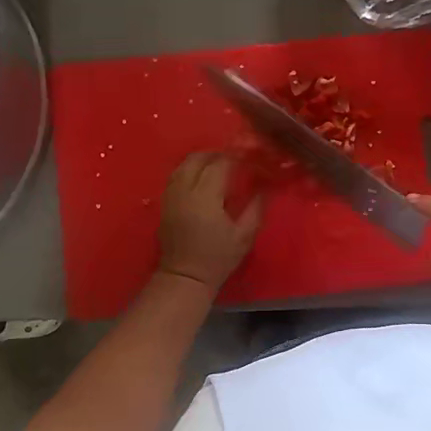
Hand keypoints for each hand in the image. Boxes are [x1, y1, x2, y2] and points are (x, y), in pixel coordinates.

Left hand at [157, 152, 262, 291]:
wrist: (185, 277)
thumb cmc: (217, 259)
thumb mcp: (244, 235)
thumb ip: (256, 207)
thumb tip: (265, 186)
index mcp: (205, 196)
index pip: (221, 164)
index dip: (236, 157)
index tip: (250, 157)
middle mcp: (185, 190)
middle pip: (197, 158)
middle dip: (216, 154)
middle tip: (234, 159)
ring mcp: (171, 195)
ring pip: (183, 165)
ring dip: (201, 160)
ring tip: (217, 166)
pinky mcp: (165, 203)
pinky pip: (175, 177)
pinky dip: (189, 171)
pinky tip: (201, 179)